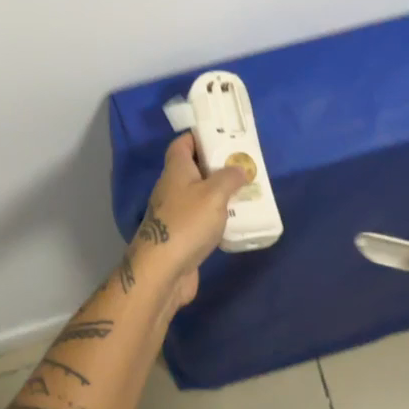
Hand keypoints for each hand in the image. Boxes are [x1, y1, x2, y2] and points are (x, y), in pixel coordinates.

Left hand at [130, 132, 246, 307]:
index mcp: (176, 170)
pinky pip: (201, 219)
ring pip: (199, 195)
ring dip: (219, 193)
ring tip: (245, 192)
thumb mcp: (214, 193)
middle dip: (217, 166)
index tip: (222, 137)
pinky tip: (235, 221)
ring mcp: (174, 214)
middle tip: (242, 165)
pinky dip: (216, 217)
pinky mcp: (181, 236)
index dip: (199, 136)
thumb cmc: (187, 223)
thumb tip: (239, 168)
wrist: (162, 272)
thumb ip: (229, 177)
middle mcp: (171, 188)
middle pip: (193, 169)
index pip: (182, 144)